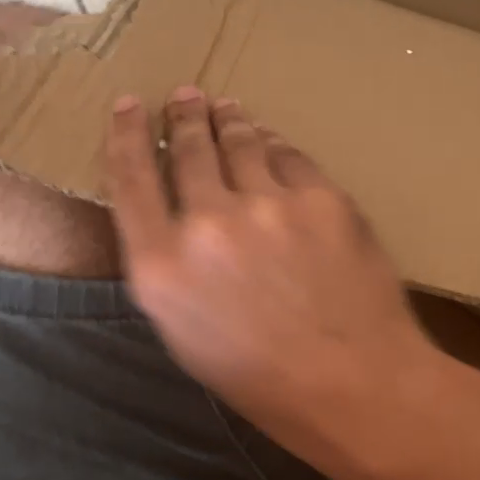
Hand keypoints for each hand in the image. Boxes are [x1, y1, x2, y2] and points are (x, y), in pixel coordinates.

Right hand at [104, 87, 448, 479]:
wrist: (354, 383)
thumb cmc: (262, 378)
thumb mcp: (187, 333)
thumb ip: (172, 267)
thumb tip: (176, 215)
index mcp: (161, 266)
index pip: (131, 178)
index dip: (126, 134)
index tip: (127, 106)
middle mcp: (207, 224)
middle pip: (190, 149)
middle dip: (186, 116)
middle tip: (187, 96)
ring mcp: (268, 204)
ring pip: (241, 141)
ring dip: (230, 120)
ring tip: (226, 107)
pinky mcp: (320, 196)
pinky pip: (290, 156)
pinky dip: (276, 146)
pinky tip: (272, 141)